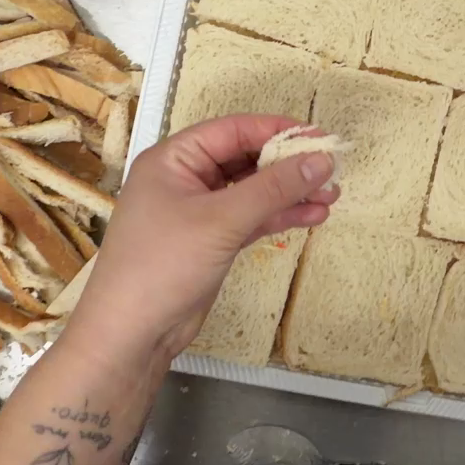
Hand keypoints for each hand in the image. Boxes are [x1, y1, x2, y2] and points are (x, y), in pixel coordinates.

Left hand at [59, 115, 337, 367]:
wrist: (132, 334)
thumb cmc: (164, 265)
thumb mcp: (222, 220)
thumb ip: (275, 188)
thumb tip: (322, 160)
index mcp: (174, 159)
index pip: (234, 130)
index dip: (278, 130)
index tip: (321, 137)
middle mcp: (186, 179)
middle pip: (247, 159)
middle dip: (290, 165)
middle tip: (332, 170)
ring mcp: (200, 212)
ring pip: (254, 191)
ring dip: (291, 193)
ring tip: (332, 195)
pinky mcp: (213, 241)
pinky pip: (253, 218)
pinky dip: (281, 217)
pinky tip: (313, 217)